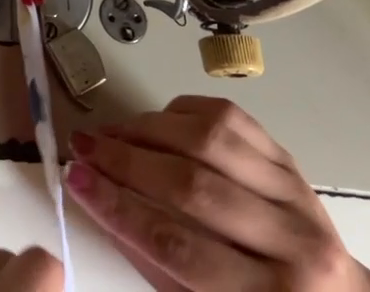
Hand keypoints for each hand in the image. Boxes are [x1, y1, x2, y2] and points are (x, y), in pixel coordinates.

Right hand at [67, 96, 369, 290]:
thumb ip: (152, 258)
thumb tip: (94, 196)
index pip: (178, 244)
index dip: (117, 209)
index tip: (74, 180)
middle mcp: (293, 241)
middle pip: (193, 186)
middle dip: (125, 163)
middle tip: (82, 148)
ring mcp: (295, 192)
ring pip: (211, 140)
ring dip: (147, 130)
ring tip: (109, 132)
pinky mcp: (288, 158)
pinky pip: (230, 118)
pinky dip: (182, 111)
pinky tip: (153, 121)